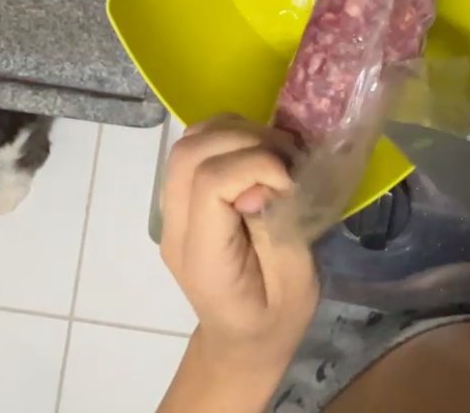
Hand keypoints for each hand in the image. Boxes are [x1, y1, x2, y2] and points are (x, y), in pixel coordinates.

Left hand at [159, 115, 319, 370]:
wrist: (243, 338)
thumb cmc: (275, 317)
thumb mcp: (296, 284)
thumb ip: (280, 232)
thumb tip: (264, 183)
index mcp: (203, 258)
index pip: (210, 183)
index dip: (255, 165)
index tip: (290, 182)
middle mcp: (176, 228)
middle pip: (190, 154)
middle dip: (245, 139)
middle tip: (286, 157)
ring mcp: (173, 211)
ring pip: (188, 142)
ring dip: (235, 131)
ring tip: (274, 151)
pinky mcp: (182, 198)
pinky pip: (194, 146)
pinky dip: (227, 134)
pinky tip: (257, 152)